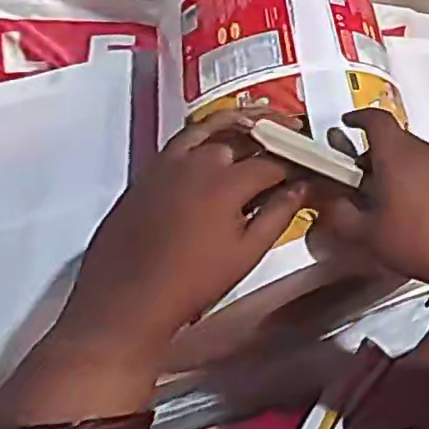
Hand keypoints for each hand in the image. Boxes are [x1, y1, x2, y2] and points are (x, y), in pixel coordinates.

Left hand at [58, 109, 307, 354]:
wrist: (121, 310)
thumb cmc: (187, 286)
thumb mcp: (246, 253)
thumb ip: (279, 213)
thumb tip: (301, 189)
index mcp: (228, 183)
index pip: (275, 162)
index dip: (297, 165)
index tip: (307, 172)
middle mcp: (199, 163)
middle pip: (248, 139)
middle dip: (276, 141)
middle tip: (293, 145)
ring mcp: (169, 164)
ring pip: (215, 127)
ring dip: (244, 121)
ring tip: (264, 119)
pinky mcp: (148, 173)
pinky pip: (184, 138)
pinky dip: (207, 130)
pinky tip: (217, 136)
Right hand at [310, 108, 428, 284]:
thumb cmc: (415, 239)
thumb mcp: (366, 232)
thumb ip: (338, 211)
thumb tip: (324, 197)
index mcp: (396, 154)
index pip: (376, 118)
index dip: (358, 117)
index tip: (346, 123)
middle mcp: (422, 149)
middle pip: (392, 138)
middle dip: (371, 152)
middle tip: (356, 176)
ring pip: (410, 153)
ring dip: (393, 165)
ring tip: (380, 196)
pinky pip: (428, 165)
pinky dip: (413, 175)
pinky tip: (408, 204)